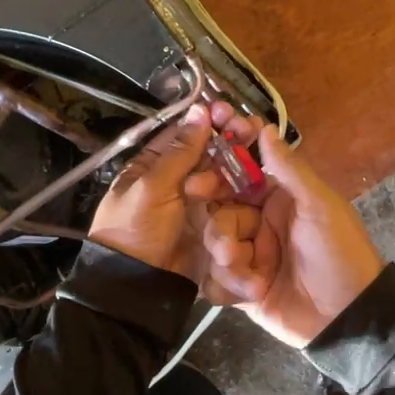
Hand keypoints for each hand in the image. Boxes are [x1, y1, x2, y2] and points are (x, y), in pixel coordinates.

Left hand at [87, 102, 258, 279]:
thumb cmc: (136, 229)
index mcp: (154, 164)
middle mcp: (177, 177)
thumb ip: (180, 151)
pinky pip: (231, 197)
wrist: (139, 285)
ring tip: (251, 155)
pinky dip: (243, 187)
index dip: (208, 120)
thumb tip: (200, 109)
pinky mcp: (213, 220)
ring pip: (223, 172)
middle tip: (249, 129)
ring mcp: (197, 200)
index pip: (185, 133)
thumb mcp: (152, 188)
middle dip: (229, 138)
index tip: (229, 111)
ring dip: (236, 162)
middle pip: (208, 150)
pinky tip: (257, 177)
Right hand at [201, 128, 384, 347]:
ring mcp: (250, 252)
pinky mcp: (241, 286)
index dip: (222, 163)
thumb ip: (289, 169)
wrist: (346, 317)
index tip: (205, 165)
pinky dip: (227, 285)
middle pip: (219, 207)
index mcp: (279, 195)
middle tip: (220, 234)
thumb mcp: (319, 205)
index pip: (242, 170)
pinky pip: (215, 278)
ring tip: (252, 275)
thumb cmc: (339, 251)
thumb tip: (266, 127)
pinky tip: (251, 293)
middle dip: (218, 221)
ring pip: (214, 242)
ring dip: (228, 258)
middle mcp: (260, 219)